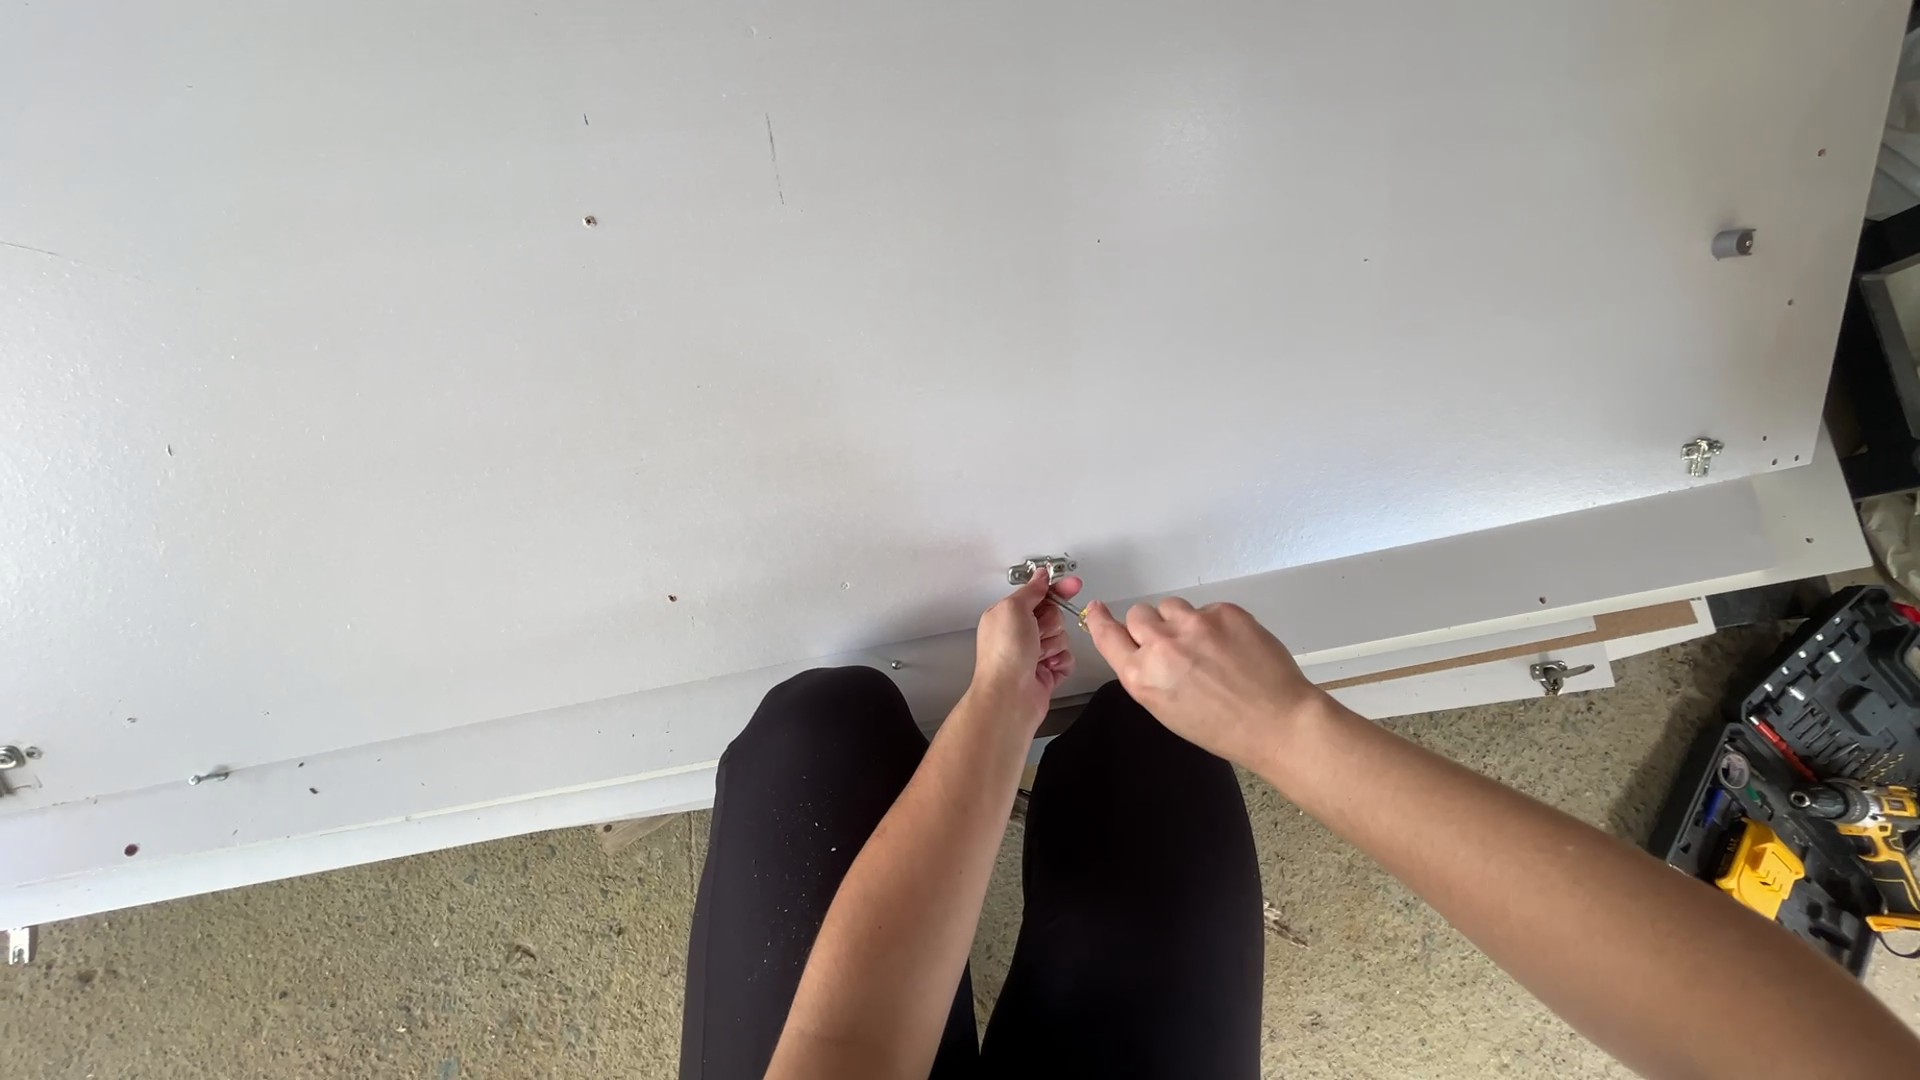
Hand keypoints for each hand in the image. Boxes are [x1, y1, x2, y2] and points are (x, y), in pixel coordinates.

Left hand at [965, 569, 1080, 729]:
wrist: (1009, 697)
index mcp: (1007, 616)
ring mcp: (1033, 654)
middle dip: (1051, 624)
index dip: (1057, 590)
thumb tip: (1040, 576)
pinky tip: (1046, 668)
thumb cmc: (1003, 656)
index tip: (1073, 585)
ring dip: (1054, 645)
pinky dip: (1061, 663)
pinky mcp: (1046, 672)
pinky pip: (1068, 659)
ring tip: (1037, 656)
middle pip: (1054, 615)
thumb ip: (1030, 590)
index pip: (1038, 595)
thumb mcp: (1013, 609)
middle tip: (1036, 633)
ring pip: (1063, 637)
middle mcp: (1019, 634)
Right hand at [1084, 597, 1327, 766]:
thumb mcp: (1166, 710)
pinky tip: (1231, 647)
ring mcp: (1193, 624)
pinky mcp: (1223, 612)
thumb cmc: (1224, 727)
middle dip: (1152, 627)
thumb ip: (1145, 675)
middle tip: (1176, 647)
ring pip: (1170, 606)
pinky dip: (1214, 623)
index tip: (1097, 608)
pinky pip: (1206, 608)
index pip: (1106, 635)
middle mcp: (1161, 646)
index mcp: (1141, 677)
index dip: (1100, 619)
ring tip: (1207, 647)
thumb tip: (1142, 649)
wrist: (1277, 722)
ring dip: (1181, 621)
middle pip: (1138, 615)